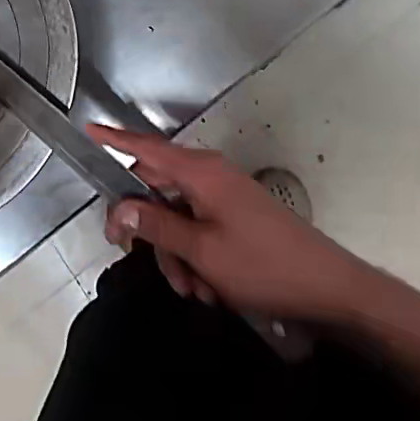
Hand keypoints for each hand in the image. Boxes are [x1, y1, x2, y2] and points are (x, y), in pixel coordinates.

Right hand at [89, 125, 368, 319]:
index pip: (147, 149)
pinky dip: (193, 255)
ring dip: (173, 251)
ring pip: (175, 215)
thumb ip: (156, 225)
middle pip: (156, 188)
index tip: (89, 130)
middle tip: (129, 250)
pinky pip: (197, 228)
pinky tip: (206, 287)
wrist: (330, 290)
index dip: (116, 140)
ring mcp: (224, 197)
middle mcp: (210, 177)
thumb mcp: (202, 251)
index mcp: (201, 173)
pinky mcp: (234, 217)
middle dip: (146, 225)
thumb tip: (119, 206)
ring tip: (191, 289)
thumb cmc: (264, 265)